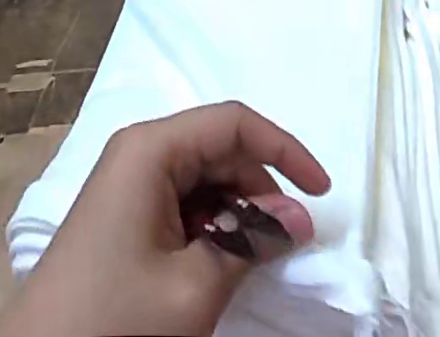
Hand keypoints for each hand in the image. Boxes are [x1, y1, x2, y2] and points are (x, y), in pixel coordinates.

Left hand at [0, 101, 328, 336]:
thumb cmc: (116, 317)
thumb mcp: (193, 285)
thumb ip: (250, 242)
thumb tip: (299, 214)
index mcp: (150, 148)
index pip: (230, 122)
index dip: (283, 148)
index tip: (324, 195)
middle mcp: (138, 151)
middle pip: (217, 147)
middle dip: (260, 186)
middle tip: (288, 244)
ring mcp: (129, 179)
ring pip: (202, 175)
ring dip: (237, 210)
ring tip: (252, 260)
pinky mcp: (125, 209)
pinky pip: (182, 199)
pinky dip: (211, 224)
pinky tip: (217, 262)